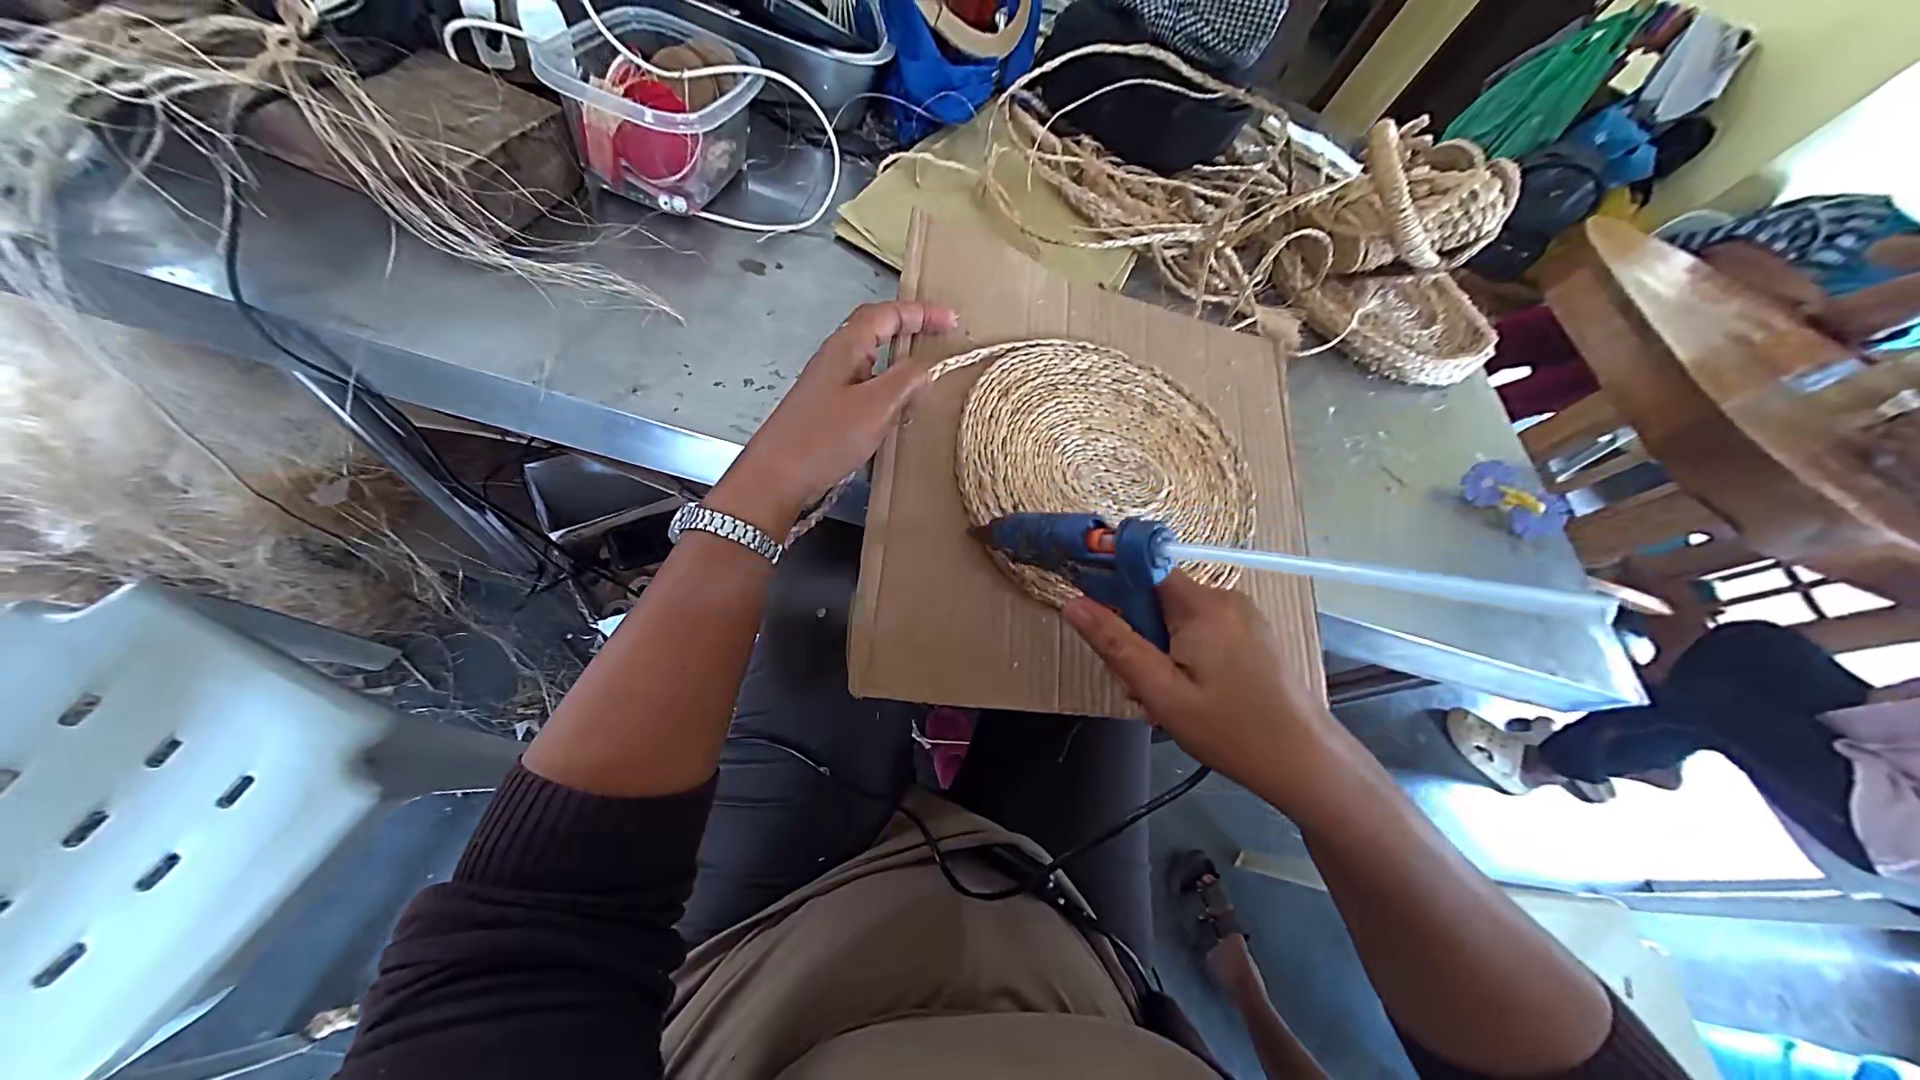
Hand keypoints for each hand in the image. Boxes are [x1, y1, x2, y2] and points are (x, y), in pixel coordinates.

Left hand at [706, 301, 957, 533]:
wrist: (777, 477)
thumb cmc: (825, 438)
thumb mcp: (875, 406)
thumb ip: (906, 381)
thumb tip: (926, 368)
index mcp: (846, 347)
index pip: (887, 314)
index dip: (921, 312)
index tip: (951, 321)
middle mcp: (836, 358)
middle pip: (876, 329)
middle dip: (910, 328)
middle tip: (940, 336)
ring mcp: (829, 384)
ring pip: (871, 360)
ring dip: (900, 359)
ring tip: (926, 372)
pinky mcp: (828, 409)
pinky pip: (866, 386)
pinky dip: (889, 387)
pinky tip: (899, 409)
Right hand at [1063, 572, 1343, 803]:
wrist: (1305, 761)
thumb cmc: (1232, 730)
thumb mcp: (1161, 692)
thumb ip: (1115, 644)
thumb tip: (1074, 603)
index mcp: (1202, 605)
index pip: (1144, 565)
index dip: (1112, 578)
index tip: (1090, 604)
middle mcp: (1224, 599)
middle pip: (1157, 596)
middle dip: (1137, 633)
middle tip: (1137, 683)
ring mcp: (1241, 616)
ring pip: (1177, 618)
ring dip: (1158, 650)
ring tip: (1163, 699)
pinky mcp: (1251, 634)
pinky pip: (1201, 630)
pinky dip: (1183, 654)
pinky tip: (1187, 693)